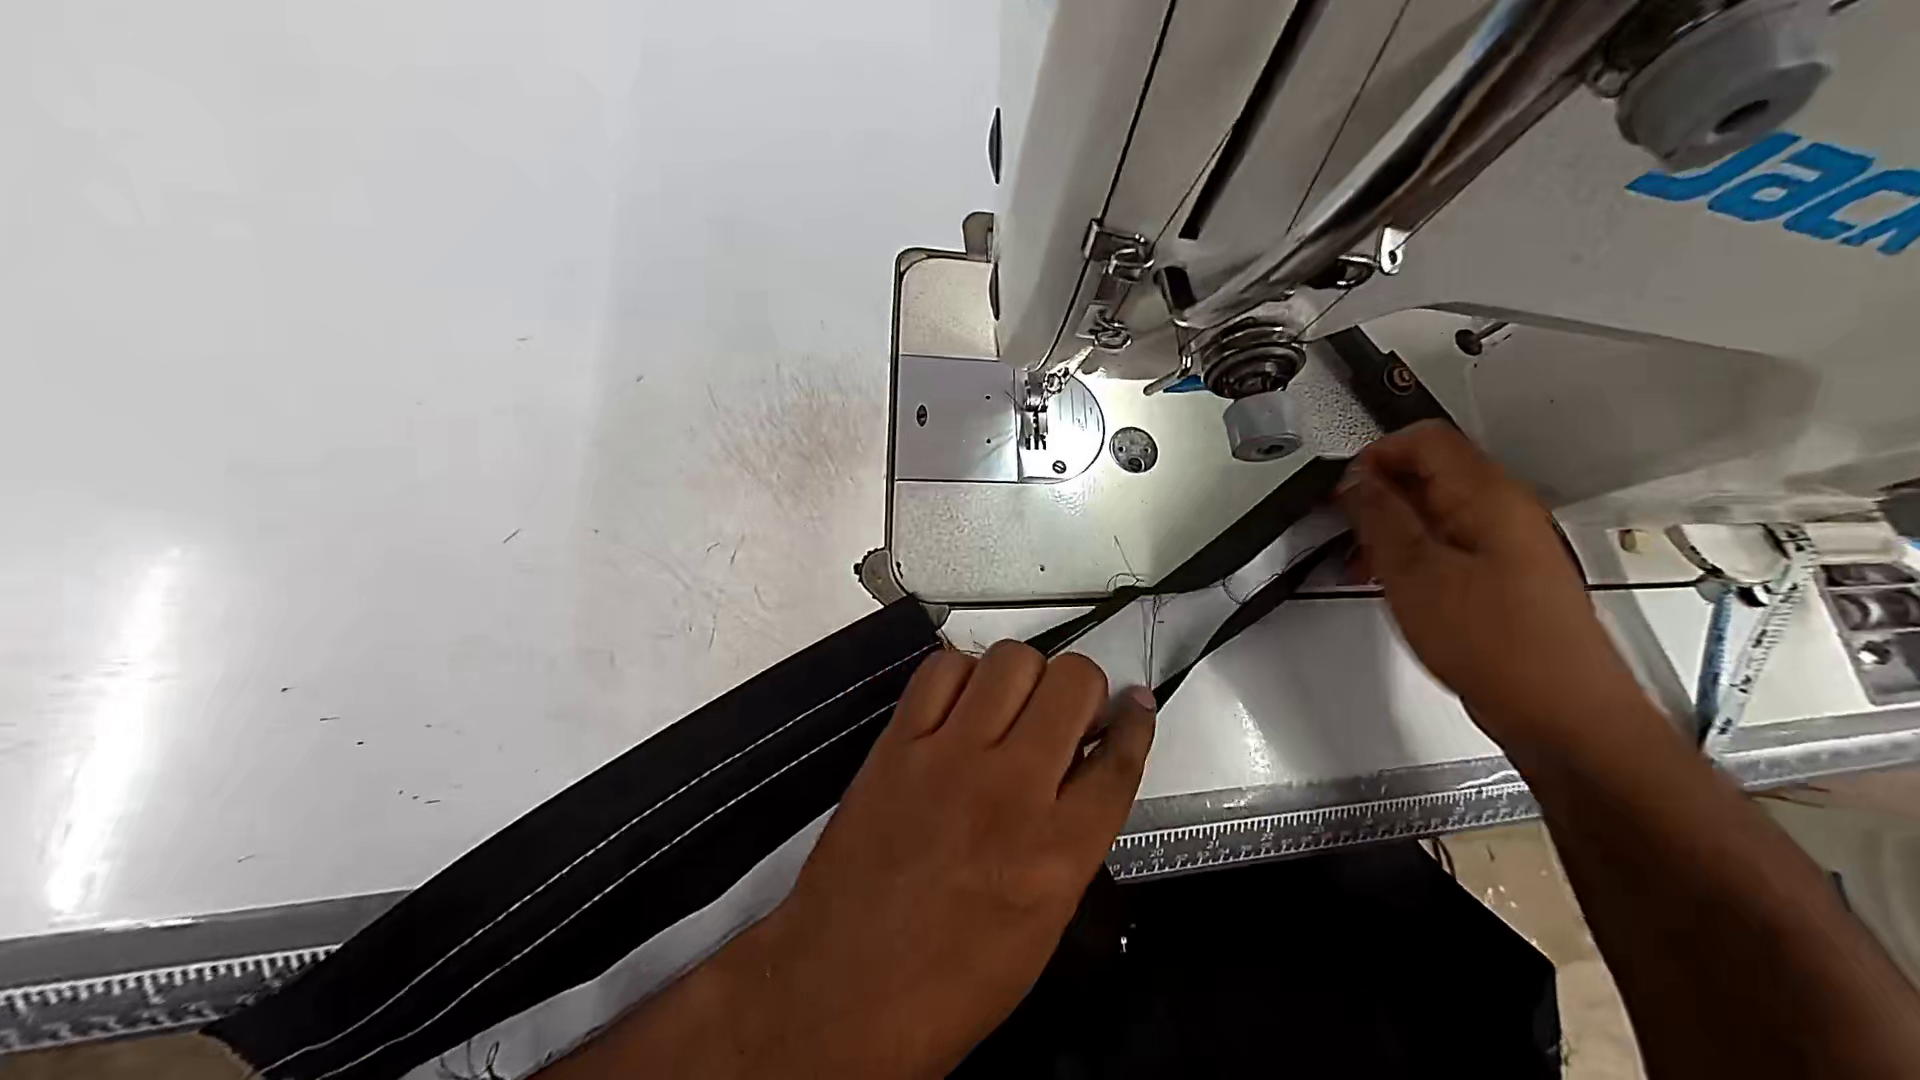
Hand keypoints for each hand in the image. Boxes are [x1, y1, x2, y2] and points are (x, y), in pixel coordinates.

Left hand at [607, 642, 1154, 1079]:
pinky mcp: (896, 746)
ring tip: (1014, 699)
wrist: (842, 990)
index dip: (1135, 723)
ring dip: (1024, 672)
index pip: (1119, 758)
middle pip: (1073, 684)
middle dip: (1082, 686)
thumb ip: (1073, 840)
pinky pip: (939, 670)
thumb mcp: (1042, 924)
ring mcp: (949, 759)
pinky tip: (959, 698)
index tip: (1133, 706)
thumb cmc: (943, 981)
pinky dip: (958, 672)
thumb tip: (1087, 778)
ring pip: (1010, 661)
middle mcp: (1010, 792)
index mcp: (1057, 852)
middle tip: (1068, 705)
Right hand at [1338, 422, 1644, 742]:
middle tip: (1345, 525)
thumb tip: (1356, 481)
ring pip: (1435, 510)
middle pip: (1429, 472)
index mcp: (1487, 496)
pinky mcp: (1503, 575)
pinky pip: (1448, 544)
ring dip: (1390, 527)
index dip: (1373, 457)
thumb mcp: (1413, 571)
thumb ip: (1378, 516)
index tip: (1342, 489)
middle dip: (1377, 494)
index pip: (1423, 440)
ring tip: (1361, 561)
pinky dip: (1411, 554)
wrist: (1558, 709)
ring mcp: (1507, 543)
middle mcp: (1505, 511)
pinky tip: (1392, 583)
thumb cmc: (1500, 646)